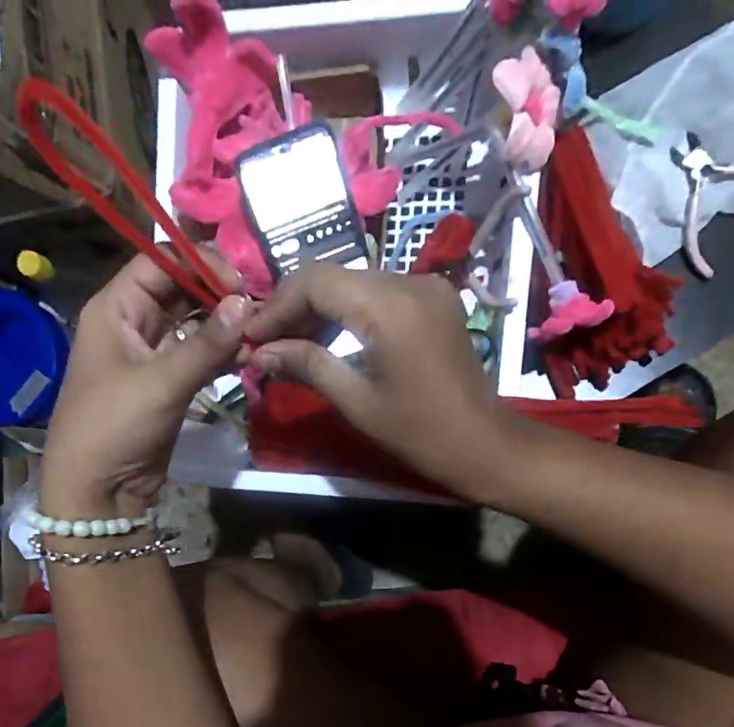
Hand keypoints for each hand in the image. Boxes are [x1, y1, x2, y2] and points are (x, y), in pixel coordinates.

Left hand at [41, 252, 248, 517]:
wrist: (101, 488)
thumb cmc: (115, 425)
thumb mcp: (161, 381)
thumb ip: (206, 344)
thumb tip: (246, 304)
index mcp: (116, 308)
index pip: (160, 262)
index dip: (200, 263)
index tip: (242, 281)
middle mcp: (135, 322)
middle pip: (182, 290)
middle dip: (221, 293)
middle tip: (263, 304)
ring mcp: (155, 353)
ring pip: (197, 323)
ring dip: (228, 325)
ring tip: (264, 330)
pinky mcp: (172, 381)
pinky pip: (202, 354)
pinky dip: (226, 352)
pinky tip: (253, 355)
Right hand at [244, 265, 515, 494]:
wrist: (482, 444)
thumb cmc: (419, 433)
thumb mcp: (357, 402)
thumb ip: (307, 364)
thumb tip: (258, 351)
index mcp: (391, 306)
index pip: (316, 281)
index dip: (277, 305)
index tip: (250, 335)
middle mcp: (411, 282)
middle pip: (335, 276)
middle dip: (296, 306)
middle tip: (266, 341)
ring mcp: (428, 287)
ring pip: (356, 282)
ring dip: (322, 307)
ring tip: (291, 342)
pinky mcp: (436, 299)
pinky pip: (381, 292)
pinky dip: (351, 310)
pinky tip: (330, 336)